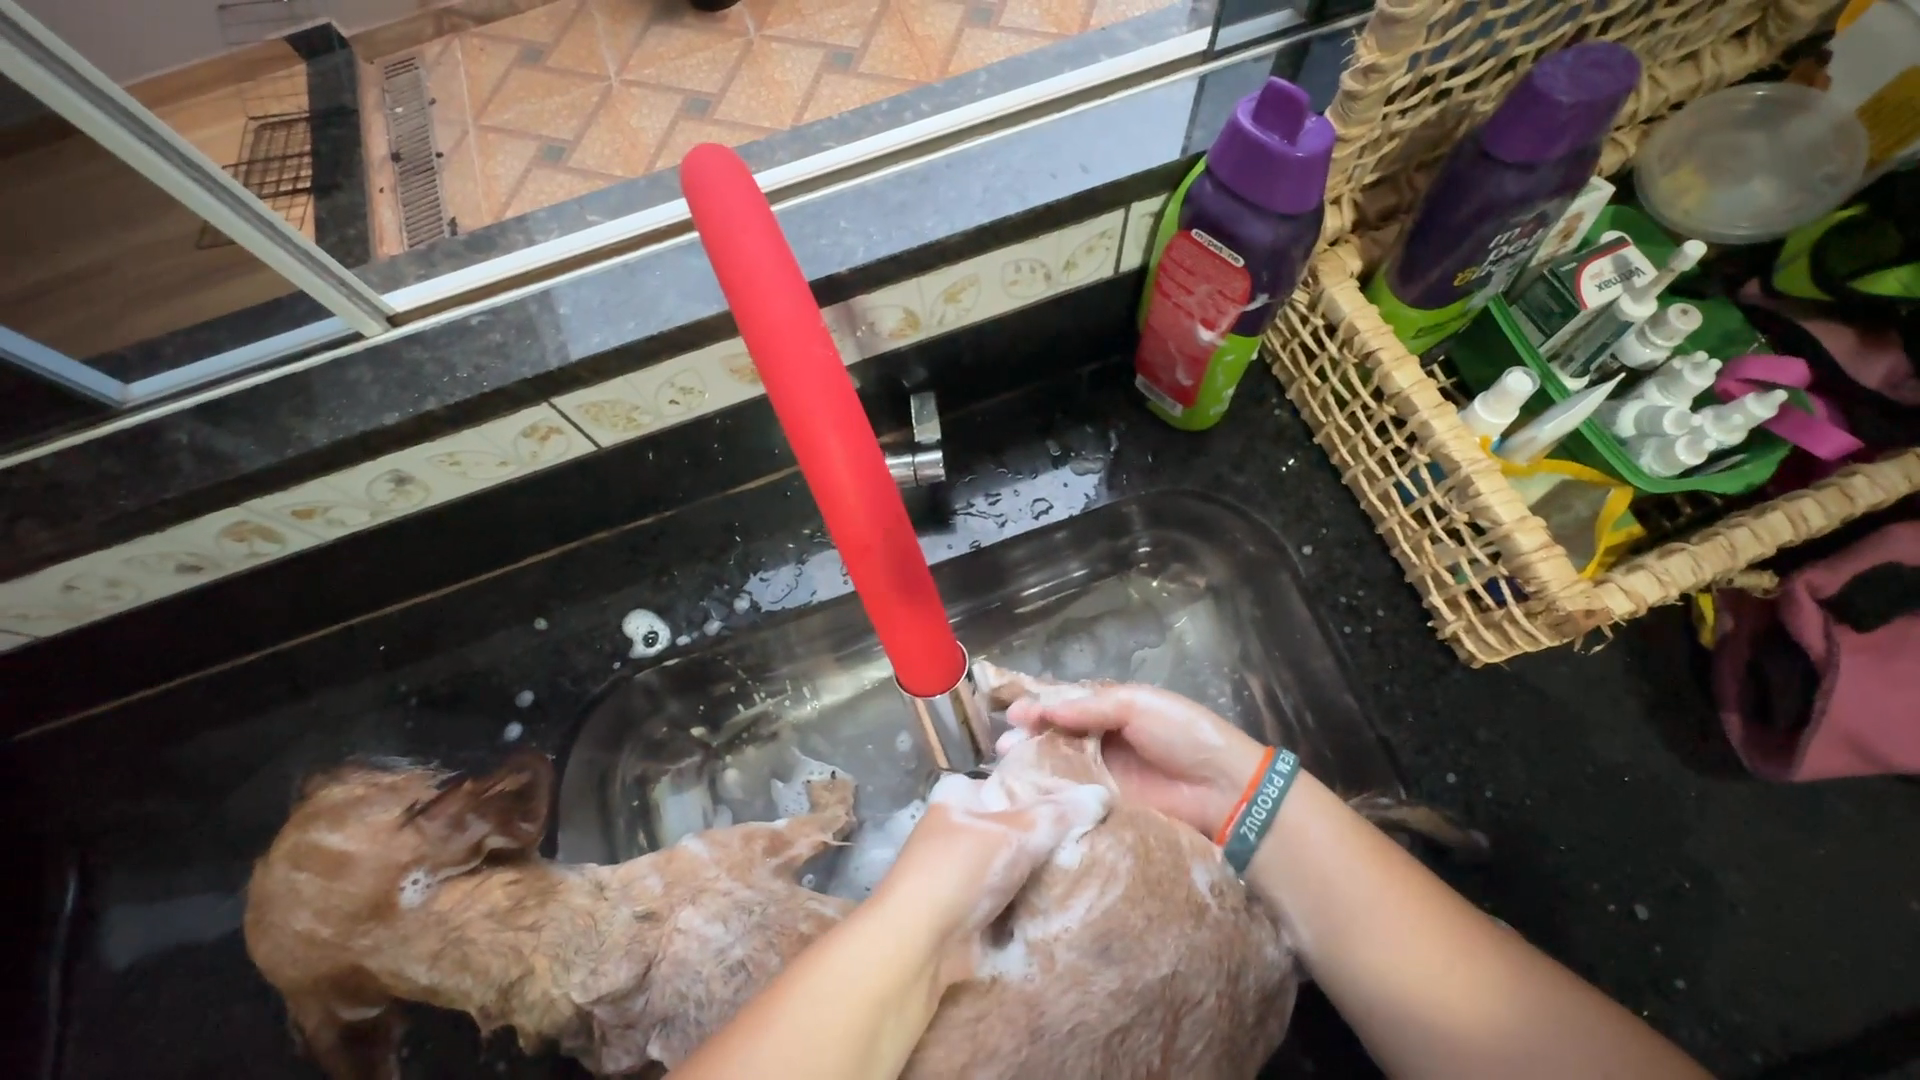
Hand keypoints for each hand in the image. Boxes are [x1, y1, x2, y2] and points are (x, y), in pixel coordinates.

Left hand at [873, 772, 1110, 984]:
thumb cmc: (960, 869)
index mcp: (960, 795)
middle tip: (1101, 836)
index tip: (1093, 802)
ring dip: (1048, 870)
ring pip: (1020, 863)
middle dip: (1054, 835)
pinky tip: (1073, 897)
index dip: (1053, 790)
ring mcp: (966, 870)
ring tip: (1095, 866)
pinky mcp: (974, 909)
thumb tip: (1103, 795)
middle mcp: (961, 826)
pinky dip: (1038, 899)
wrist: (919, 944)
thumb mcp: (1014, 832)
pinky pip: (1016, 896)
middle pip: (1020, 824)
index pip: (1016, 782)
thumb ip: (1059, 814)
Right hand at [1005, 684, 1265, 838]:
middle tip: (1005, 745)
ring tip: (1008, 765)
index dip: (1039, 708)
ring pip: (1060, 765)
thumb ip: (1089, 706)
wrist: (1222, 788)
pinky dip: (1051, 792)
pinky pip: (1073, 796)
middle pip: (1057, 736)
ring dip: (1034, 763)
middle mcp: (1104, 740)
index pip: (1067, 705)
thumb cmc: (1183, 734)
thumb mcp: (1137, 704)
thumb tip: (1045, 709)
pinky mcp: (1106, 806)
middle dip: (1029, 737)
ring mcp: (1104, 775)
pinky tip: (1028, 792)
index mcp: (1113, 708)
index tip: (1014, 715)